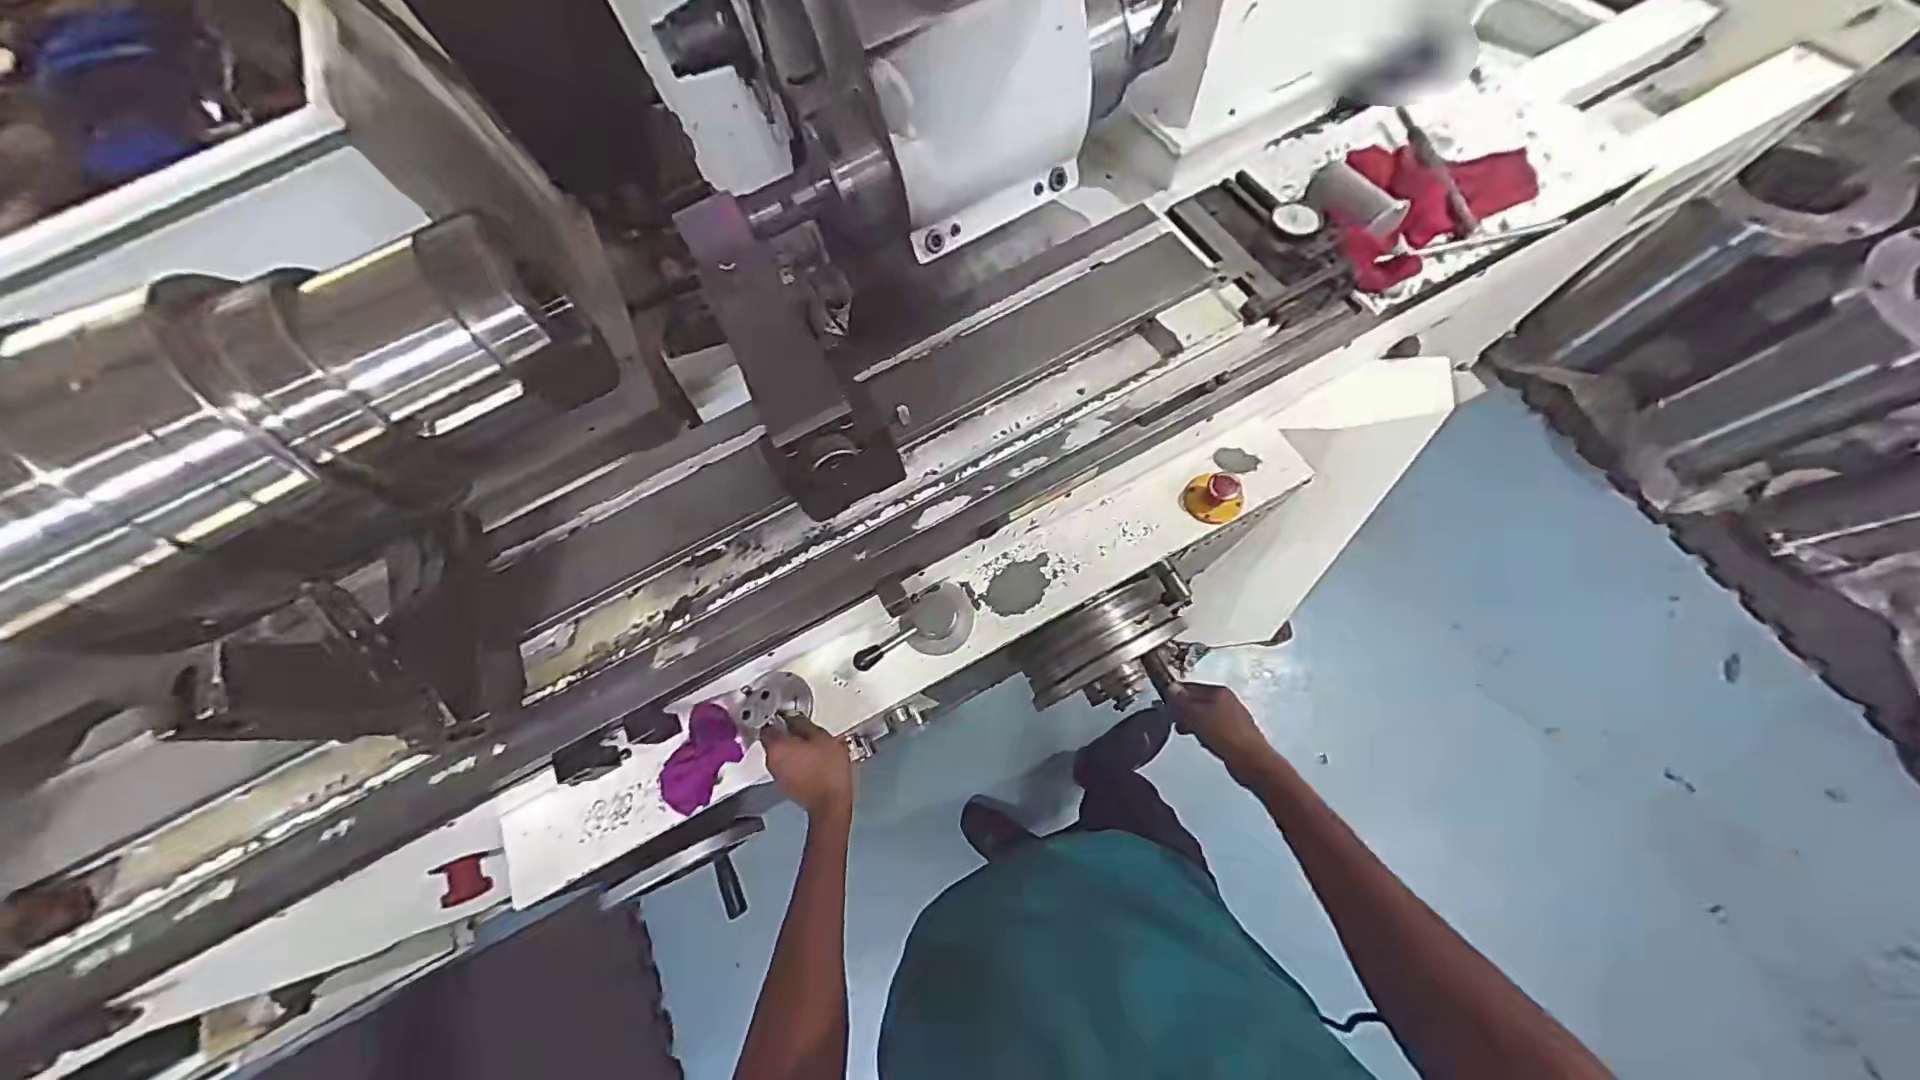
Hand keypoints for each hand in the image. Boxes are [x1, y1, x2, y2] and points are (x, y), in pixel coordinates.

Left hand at [762, 715, 854, 820]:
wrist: (831, 803)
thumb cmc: (828, 769)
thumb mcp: (821, 737)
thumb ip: (803, 723)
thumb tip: (792, 717)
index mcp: (777, 747)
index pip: (766, 726)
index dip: (776, 717)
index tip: (788, 714)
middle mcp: (771, 761)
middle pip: (773, 741)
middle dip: (785, 733)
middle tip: (804, 729)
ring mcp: (777, 775)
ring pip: (779, 753)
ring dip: (791, 747)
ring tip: (811, 744)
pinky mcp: (785, 785)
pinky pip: (786, 766)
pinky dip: (794, 760)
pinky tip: (811, 759)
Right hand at [1166, 683, 1278, 777]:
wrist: (1251, 761)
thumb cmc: (1229, 737)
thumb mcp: (1195, 715)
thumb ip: (1180, 702)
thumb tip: (1171, 689)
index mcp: (1219, 691)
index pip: (1188, 687)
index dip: (1174, 696)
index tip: (1166, 705)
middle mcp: (1228, 701)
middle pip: (1196, 700)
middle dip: (1184, 711)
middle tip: (1178, 720)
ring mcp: (1232, 717)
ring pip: (1204, 715)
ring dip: (1193, 723)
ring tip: (1190, 732)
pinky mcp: (1234, 733)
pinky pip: (1212, 728)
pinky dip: (1204, 733)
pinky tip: (1205, 741)